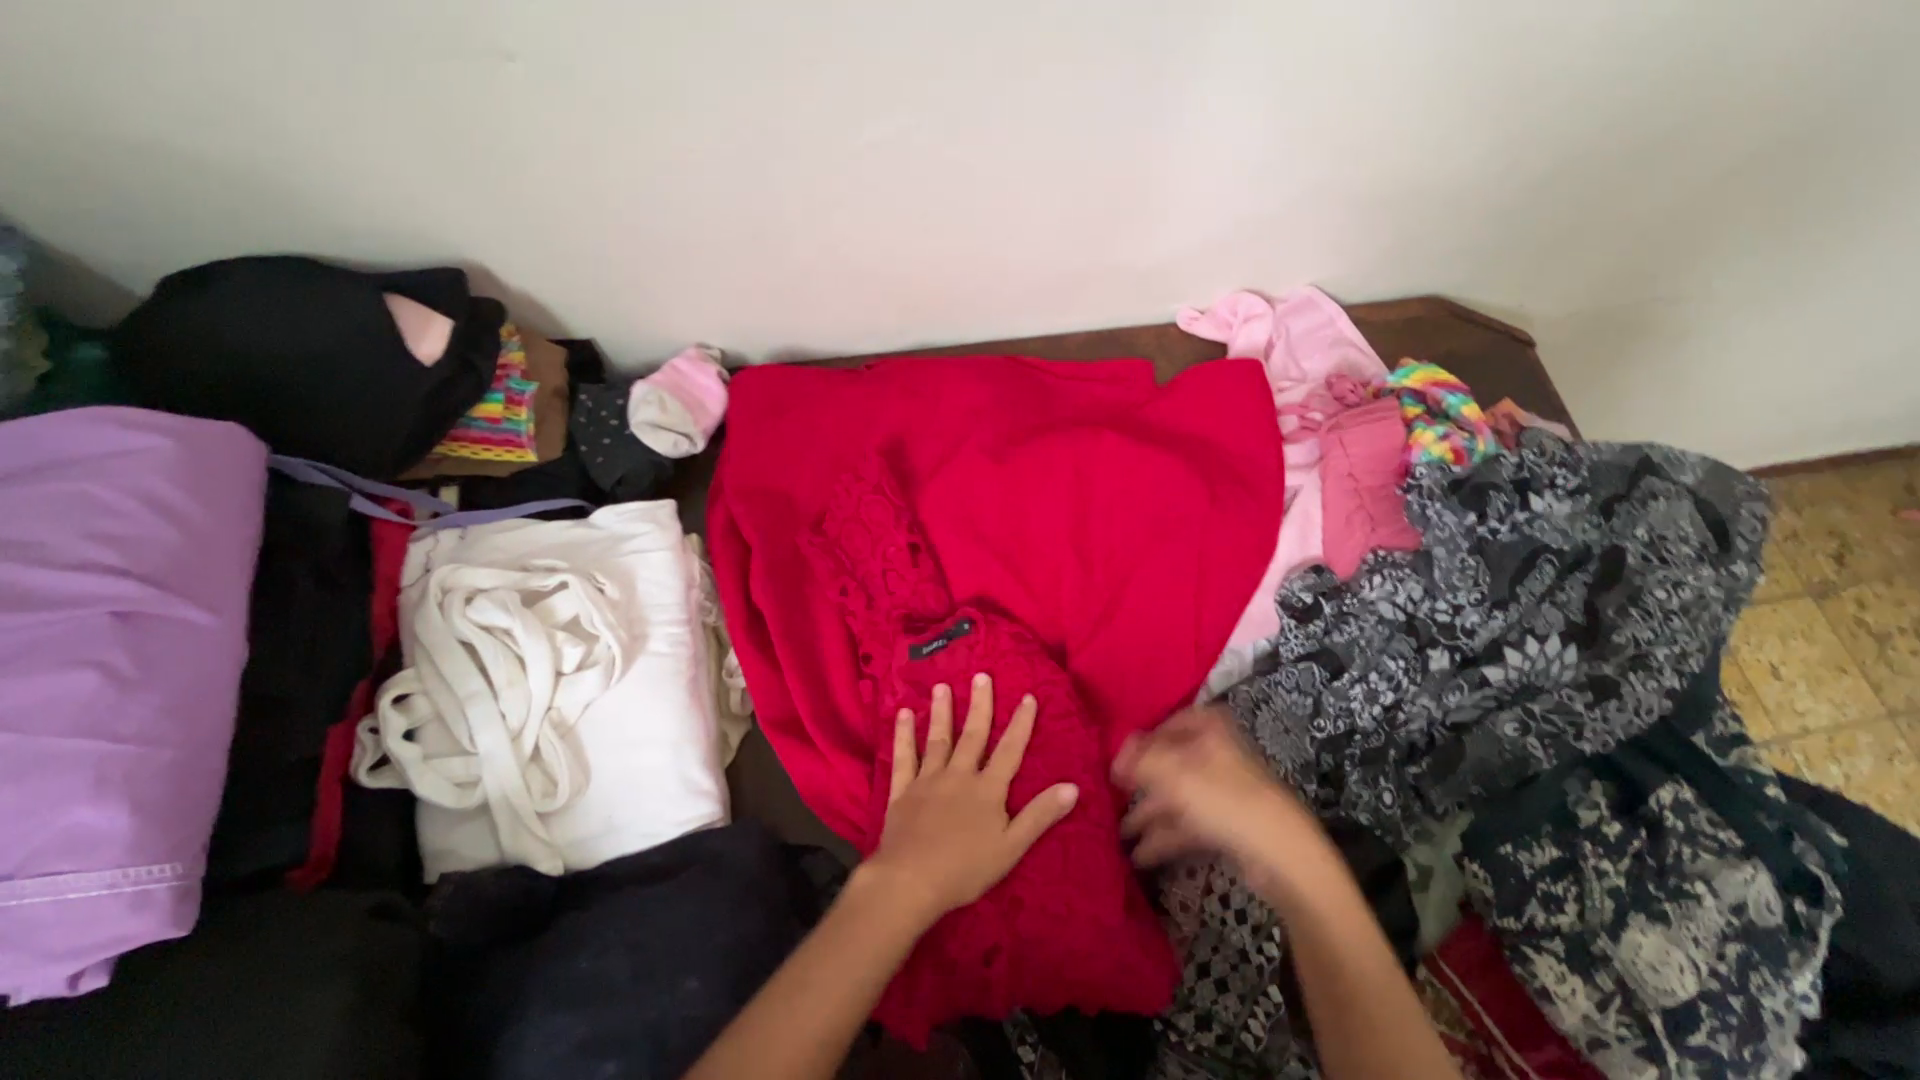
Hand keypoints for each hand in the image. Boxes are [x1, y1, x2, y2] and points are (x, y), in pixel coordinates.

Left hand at [861, 674, 1079, 923]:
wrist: (910, 880)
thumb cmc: (965, 868)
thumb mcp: (1012, 846)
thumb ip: (1040, 815)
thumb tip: (1073, 786)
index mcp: (988, 790)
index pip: (1010, 750)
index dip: (1021, 724)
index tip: (1027, 697)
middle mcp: (959, 776)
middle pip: (972, 735)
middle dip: (980, 705)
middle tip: (981, 676)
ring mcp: (928, 781)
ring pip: (938, 740)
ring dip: (942, 712)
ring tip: (943, 687)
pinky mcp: (902, 792)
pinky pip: (904, 758)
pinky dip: (903, 736)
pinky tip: (903, 716)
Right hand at [1112, 704, 1314, 870]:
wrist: (1280, 854)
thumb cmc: (1225, 802)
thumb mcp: (1175, 775)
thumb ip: (1142, 759)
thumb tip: (1117, 751)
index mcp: (1211, 734)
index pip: (1176, 722)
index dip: (1149, 737)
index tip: (1125, 756)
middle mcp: (1218, 758)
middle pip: (1173, 764)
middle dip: (1143, 782)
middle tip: (1115, 795)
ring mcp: (1225, 795)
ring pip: (1179, 798)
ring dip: (1149, 815)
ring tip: (1120, 834)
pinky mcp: (1229, 827)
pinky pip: (1189, 826)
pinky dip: (1165, 838)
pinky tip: (1140, 856)